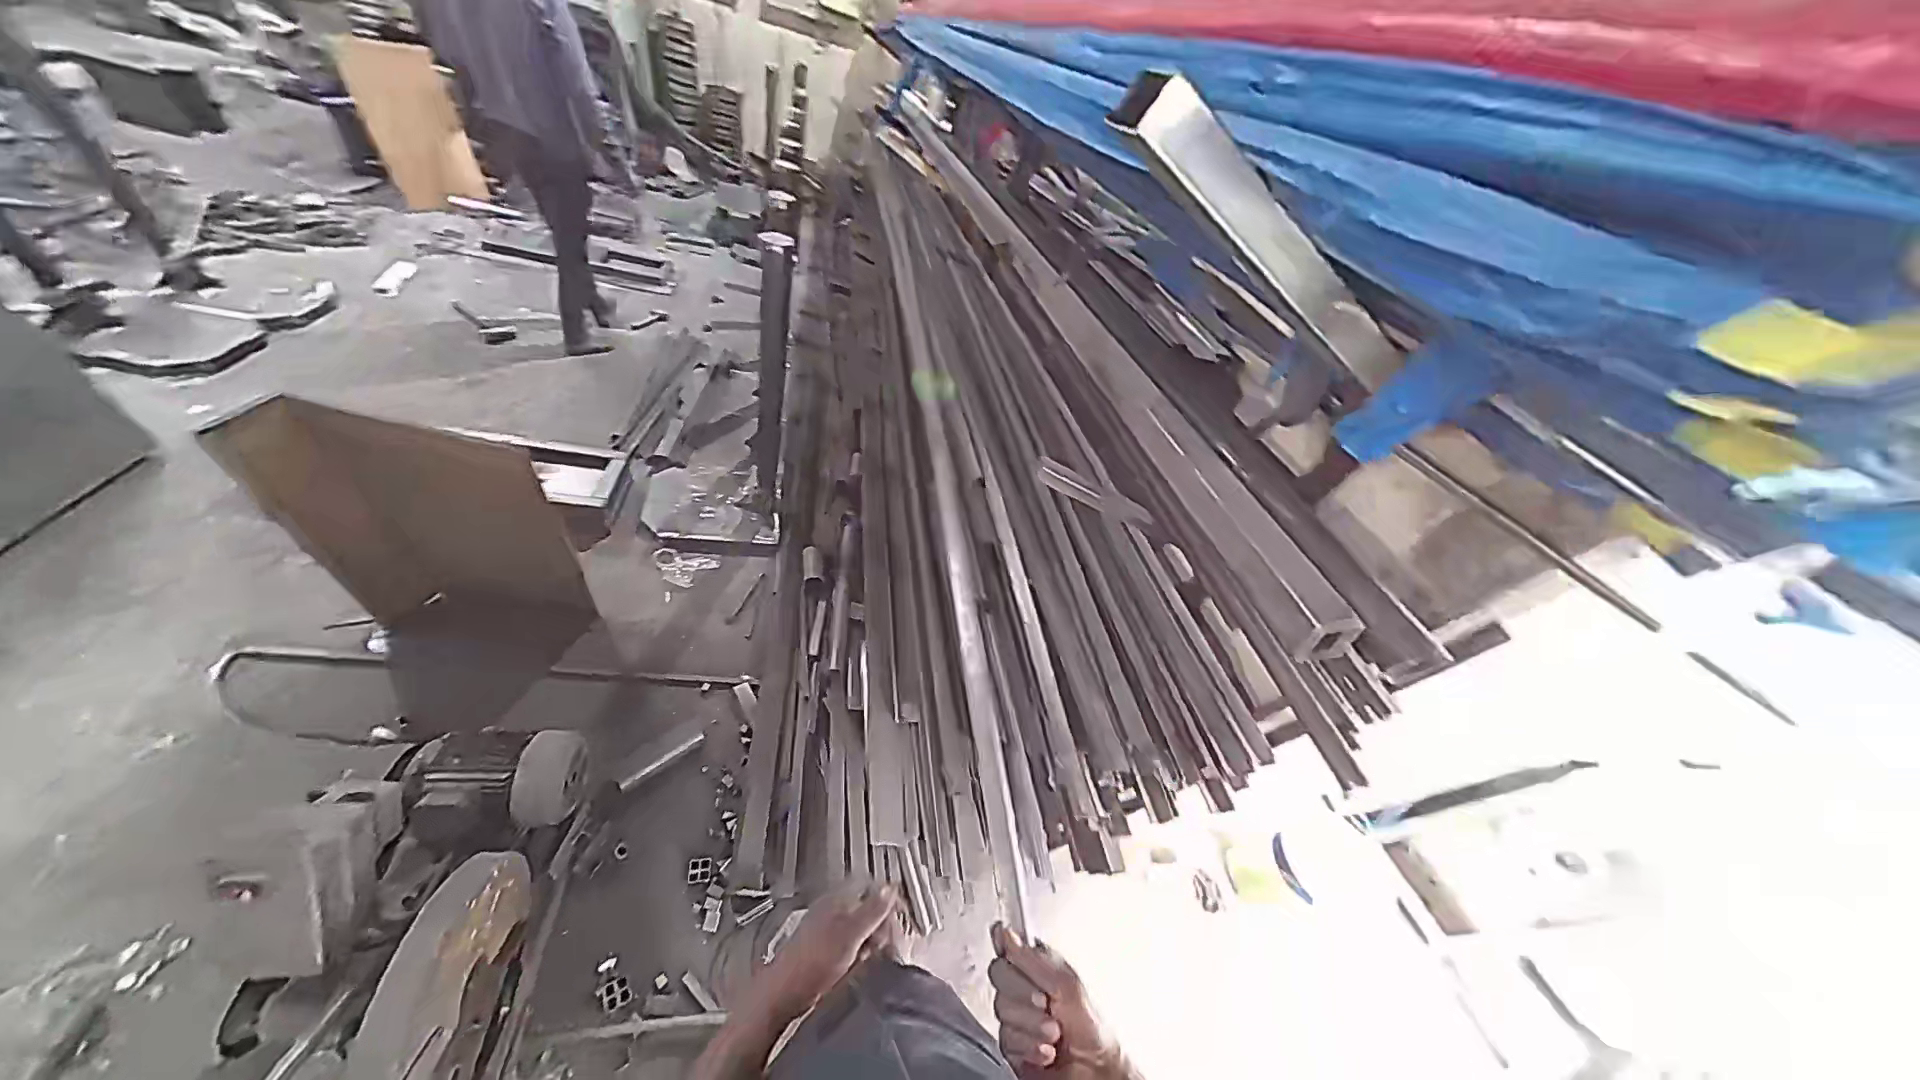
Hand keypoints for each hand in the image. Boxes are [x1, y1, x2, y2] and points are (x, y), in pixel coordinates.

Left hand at [751, 884, 899, 1023]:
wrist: (782, 996)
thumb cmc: (809, 963)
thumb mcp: (849, 935)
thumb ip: (872, 911)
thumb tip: (890, 888)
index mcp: (837, 900)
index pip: (873, 890)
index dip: (889, 904)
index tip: (900, 920)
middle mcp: (832, 912)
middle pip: (869, 911)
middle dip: (882, 927)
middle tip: (886, 944)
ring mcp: (827, 932)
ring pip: (862, 931)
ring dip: (872, 944)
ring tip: (871, 958)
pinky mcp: (825, 953)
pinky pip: (852, 948)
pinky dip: (860, 956)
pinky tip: (858, 968)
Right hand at [990, 923, 1137, 1079]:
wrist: (1096, 1069)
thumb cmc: (1090, 1025)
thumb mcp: (1068, 984)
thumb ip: (1035, 959)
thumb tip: (1007, 934)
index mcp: (1035, 965)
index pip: (1006, 944)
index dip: (1003, 944)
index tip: (1012, 954)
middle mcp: (1021, 987)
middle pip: (998, 973)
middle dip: (1023, 991)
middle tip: (1045, 1002)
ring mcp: (1014, 1016)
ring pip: (1002, 1007)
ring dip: (1032, 1023)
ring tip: (1054, 1031)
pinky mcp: (1011, 1046)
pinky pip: (1006, 1039)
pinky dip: (1031, 1046)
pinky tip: (1047, 1050)